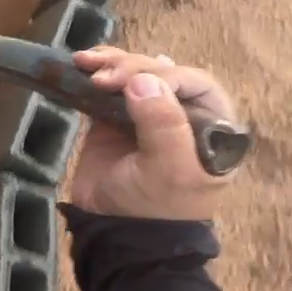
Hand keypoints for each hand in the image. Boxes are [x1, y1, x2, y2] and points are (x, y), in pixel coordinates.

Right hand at [69, 47, 238, 220]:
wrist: (115, 229)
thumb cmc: (156, 204)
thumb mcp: (170, 169)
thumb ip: (163, 125)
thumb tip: (143, 81)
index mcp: (212, 127)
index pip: (196, 83)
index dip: (164, 75)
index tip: (127, 82)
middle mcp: (181, 116)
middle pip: (160, 73)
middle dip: (128, 67)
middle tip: (99, 76)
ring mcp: (144, 116)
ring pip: (132, 73)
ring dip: (108, 62)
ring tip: (82, 61)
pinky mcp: (111, 118)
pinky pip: (106, 87)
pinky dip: (93, 72)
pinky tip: (80, 64)